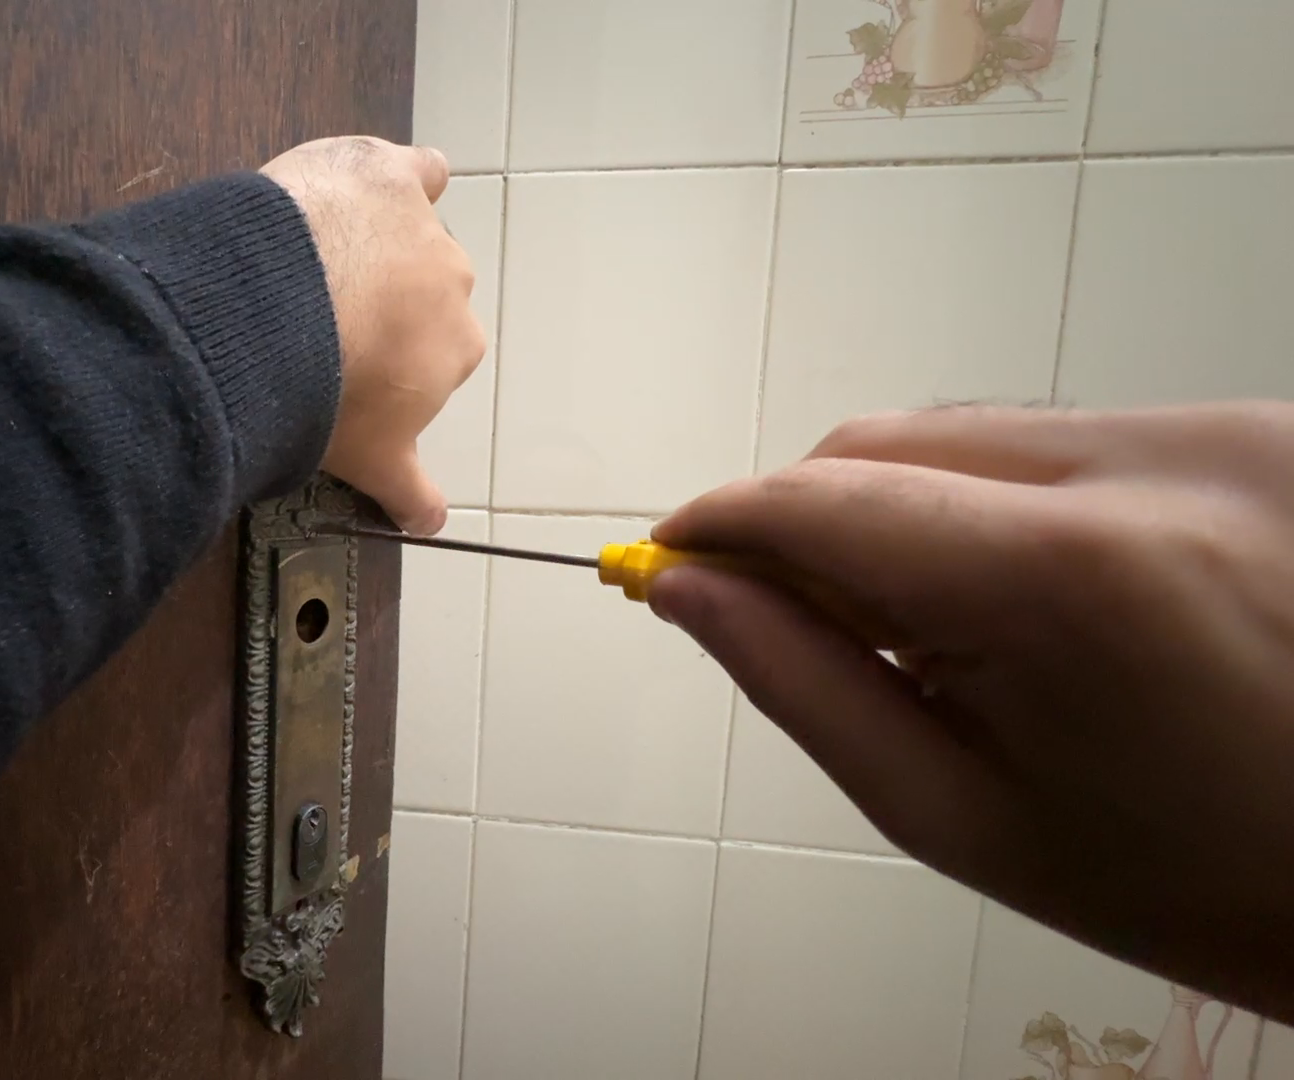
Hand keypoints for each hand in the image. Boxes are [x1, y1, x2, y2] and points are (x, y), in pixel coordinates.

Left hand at [261, 137, 482, 534]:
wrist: (283, 322)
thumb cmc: (333, 398)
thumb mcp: (374, 462)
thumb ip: (411, 495)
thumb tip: (434, 528)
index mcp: (456, 348)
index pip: (430, 356)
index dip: (390, 364)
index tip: (352, 373)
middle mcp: (453, 286)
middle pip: (420, 297)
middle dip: (383, 312)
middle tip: (326, 327)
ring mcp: (421, 227)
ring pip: (413, 239)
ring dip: (378, 255)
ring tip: (321, 271)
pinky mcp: (385, 175)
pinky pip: (415, 170)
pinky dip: (406, 178)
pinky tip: (382, 186)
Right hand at [648, 402, 1293, 1020]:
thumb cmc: (1184, 877)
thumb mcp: (943, 805)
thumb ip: (788, 678)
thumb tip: (679, 587)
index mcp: (1065, 580)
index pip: (818, 499)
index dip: (716, 519)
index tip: (665, 557)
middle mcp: (1156, 465)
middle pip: (873, 444)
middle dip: (792, 516)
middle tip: (783, 605)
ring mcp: (1225, 430)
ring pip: (946, 432)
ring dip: (878, 507)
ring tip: (912, 610)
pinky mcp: (1257, 426)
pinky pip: (1034, 439)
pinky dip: (966, 497)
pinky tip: (1004, 582)